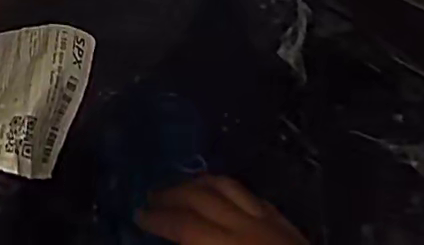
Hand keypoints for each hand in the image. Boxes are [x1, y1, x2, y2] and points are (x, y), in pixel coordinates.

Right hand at [137, 176, 306, 244]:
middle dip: (170, 195)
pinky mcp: (286, 224)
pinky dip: (228, 187)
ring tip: (180, 186)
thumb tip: (180, 242)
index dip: (158, 219)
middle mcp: (245, 227)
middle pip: (199, 198)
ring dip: (196, 183)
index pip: (184, 226)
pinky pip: (249, 193)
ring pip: (223, 186)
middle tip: (150, 196)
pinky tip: (222, 190)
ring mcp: (267, 222)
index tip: (138, 214)